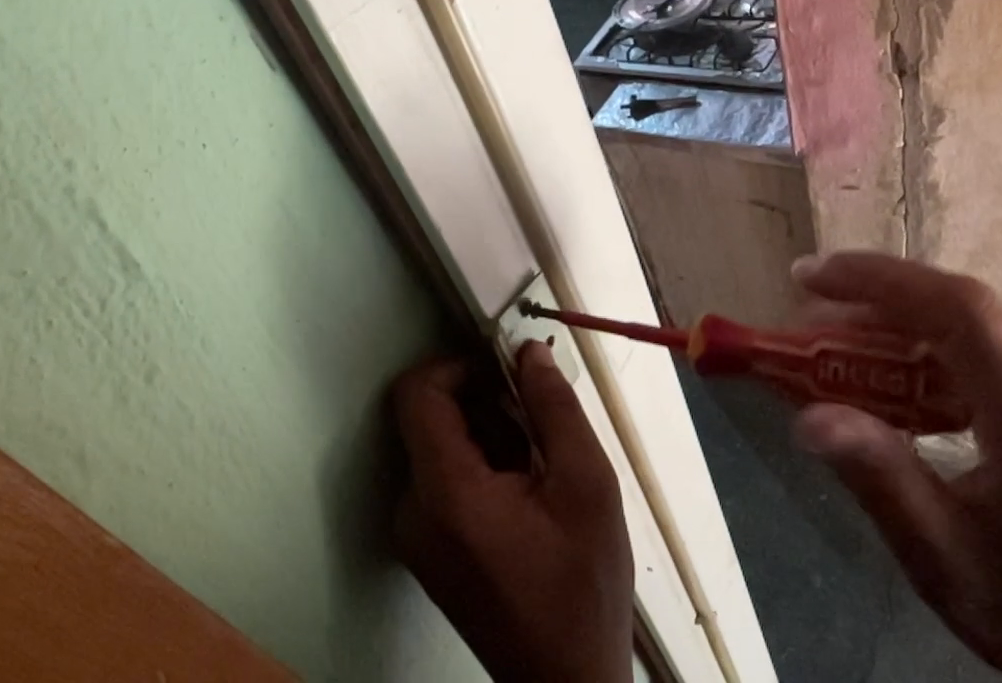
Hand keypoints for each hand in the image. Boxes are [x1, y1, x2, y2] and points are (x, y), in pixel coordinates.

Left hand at [392, 342, 634, 682]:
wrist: (566, 680)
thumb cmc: (582, 585)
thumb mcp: (587, 485)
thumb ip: (555, 409)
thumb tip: (529, 352)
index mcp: (446, 491)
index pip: (418, 393)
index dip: (458, 364)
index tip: (507, 369)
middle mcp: (414, 509)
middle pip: (431, 419)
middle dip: (485, 403)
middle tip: (541, 421)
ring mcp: (416, 533)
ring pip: (441, 448)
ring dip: (489, 436)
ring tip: (543, 463)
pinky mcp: (428, 548)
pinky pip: (443, 480)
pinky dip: (482, 466)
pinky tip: (528, 491)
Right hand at [789, 253, 1001, 682]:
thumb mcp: (948, 562)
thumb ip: (882, 482)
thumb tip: (808, 418)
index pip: (962, 313)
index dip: (882, 281)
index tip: (810, 278)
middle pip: (954, 313)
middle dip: (865, 308)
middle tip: (796, 330)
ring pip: (960, 329)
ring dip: (885, 331)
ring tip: (822, 354)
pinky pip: (973, 353)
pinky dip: (913, 355)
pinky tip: (876, 382)